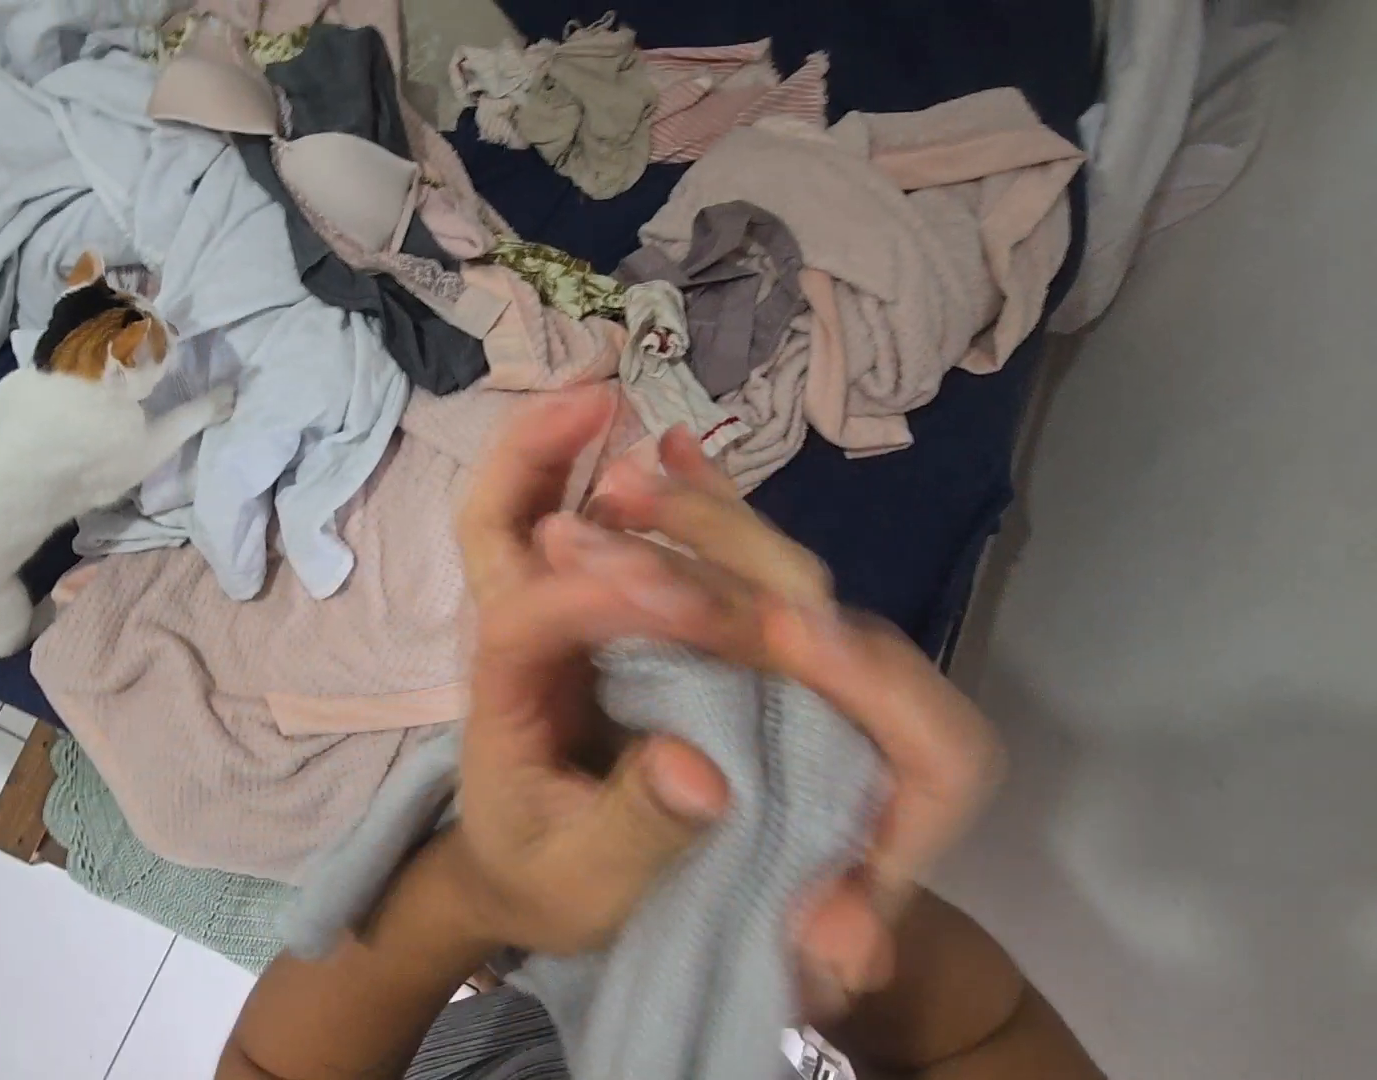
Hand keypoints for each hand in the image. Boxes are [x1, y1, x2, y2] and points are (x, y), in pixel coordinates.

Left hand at [448, 387, 736, 955]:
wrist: (514, 874)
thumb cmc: (542, 878)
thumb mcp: (587, 883)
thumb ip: (637, 833)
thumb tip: (705, 773)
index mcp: (503, 695)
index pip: (531, 618)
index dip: (600, 597)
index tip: (679, 601)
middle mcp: (514, 639)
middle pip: (495, 526)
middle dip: (532, 456)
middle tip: (594, 399)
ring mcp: (539, 623)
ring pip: (526, 513)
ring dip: (560, 452)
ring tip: (618, 404)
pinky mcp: (573, 625)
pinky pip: (574, 537)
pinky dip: (599, 487)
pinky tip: (650, 456)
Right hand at [582, 423, 1002, 1017]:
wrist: (751, 880)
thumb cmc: (766, 925)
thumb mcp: (787, 960)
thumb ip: (823, 951)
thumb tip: (841, 928)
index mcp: (911, 787)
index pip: (931, 734)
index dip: (869, 679)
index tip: (784, 634)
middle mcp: (871, 696)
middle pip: (833, 615)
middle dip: (740, 561)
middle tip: (646, 518)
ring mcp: (811, 649)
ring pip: (771, 570)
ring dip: (695, 520)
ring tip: (617, 484)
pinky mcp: (759, 626)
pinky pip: (735, 556)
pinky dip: (702, 505)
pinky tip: (662, 451)